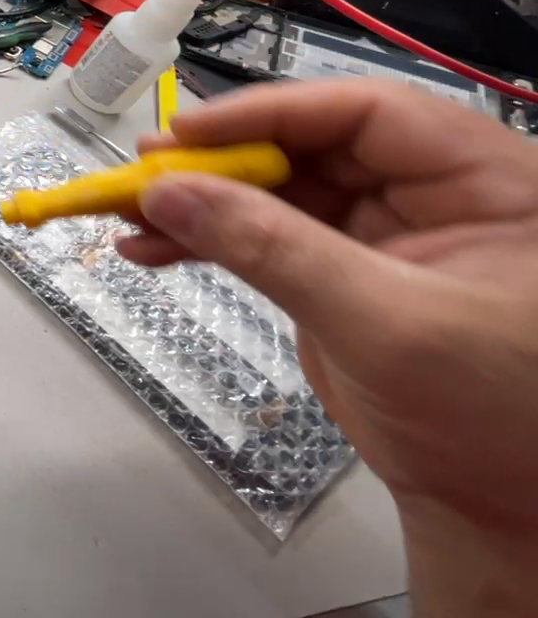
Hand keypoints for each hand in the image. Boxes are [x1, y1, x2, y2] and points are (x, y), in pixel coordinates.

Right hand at [116, 80, 537, 603]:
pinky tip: (147, 249)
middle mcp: (430, 197)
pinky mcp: (329, 270)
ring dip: (191, 202)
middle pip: (302, 148)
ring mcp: (375, 235)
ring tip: (123, 212)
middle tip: (141, 170)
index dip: (271, 112)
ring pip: (264, 191)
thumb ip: (272, 248)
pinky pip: (251, 235)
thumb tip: (162, 192)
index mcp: (489, 187)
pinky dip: (196, 240)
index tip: (185, 132)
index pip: (369, 114)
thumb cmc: (498, 416)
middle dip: (214, 161)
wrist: (504, 510)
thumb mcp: (386, 322)